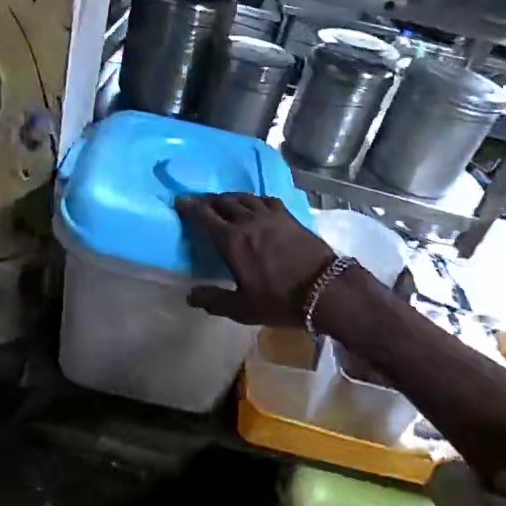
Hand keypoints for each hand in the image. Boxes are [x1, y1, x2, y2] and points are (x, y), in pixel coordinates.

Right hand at [175, 193, 334, 327]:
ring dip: (230, 197)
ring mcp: (271, 216)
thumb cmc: (280, 300)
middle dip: (208, 200)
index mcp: (232, 240)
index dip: (190, 207)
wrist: (325, 289)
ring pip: (244, 198)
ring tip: (224, 200)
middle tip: (199, 201)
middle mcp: (248, 221)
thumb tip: (190, 296)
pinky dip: (254, 199)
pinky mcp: (289, 216)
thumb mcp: (243, 308)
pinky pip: (265, 199)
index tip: (180, 201)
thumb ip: (214, 300)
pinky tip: (254, 203)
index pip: (205, 217)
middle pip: (223, 202)